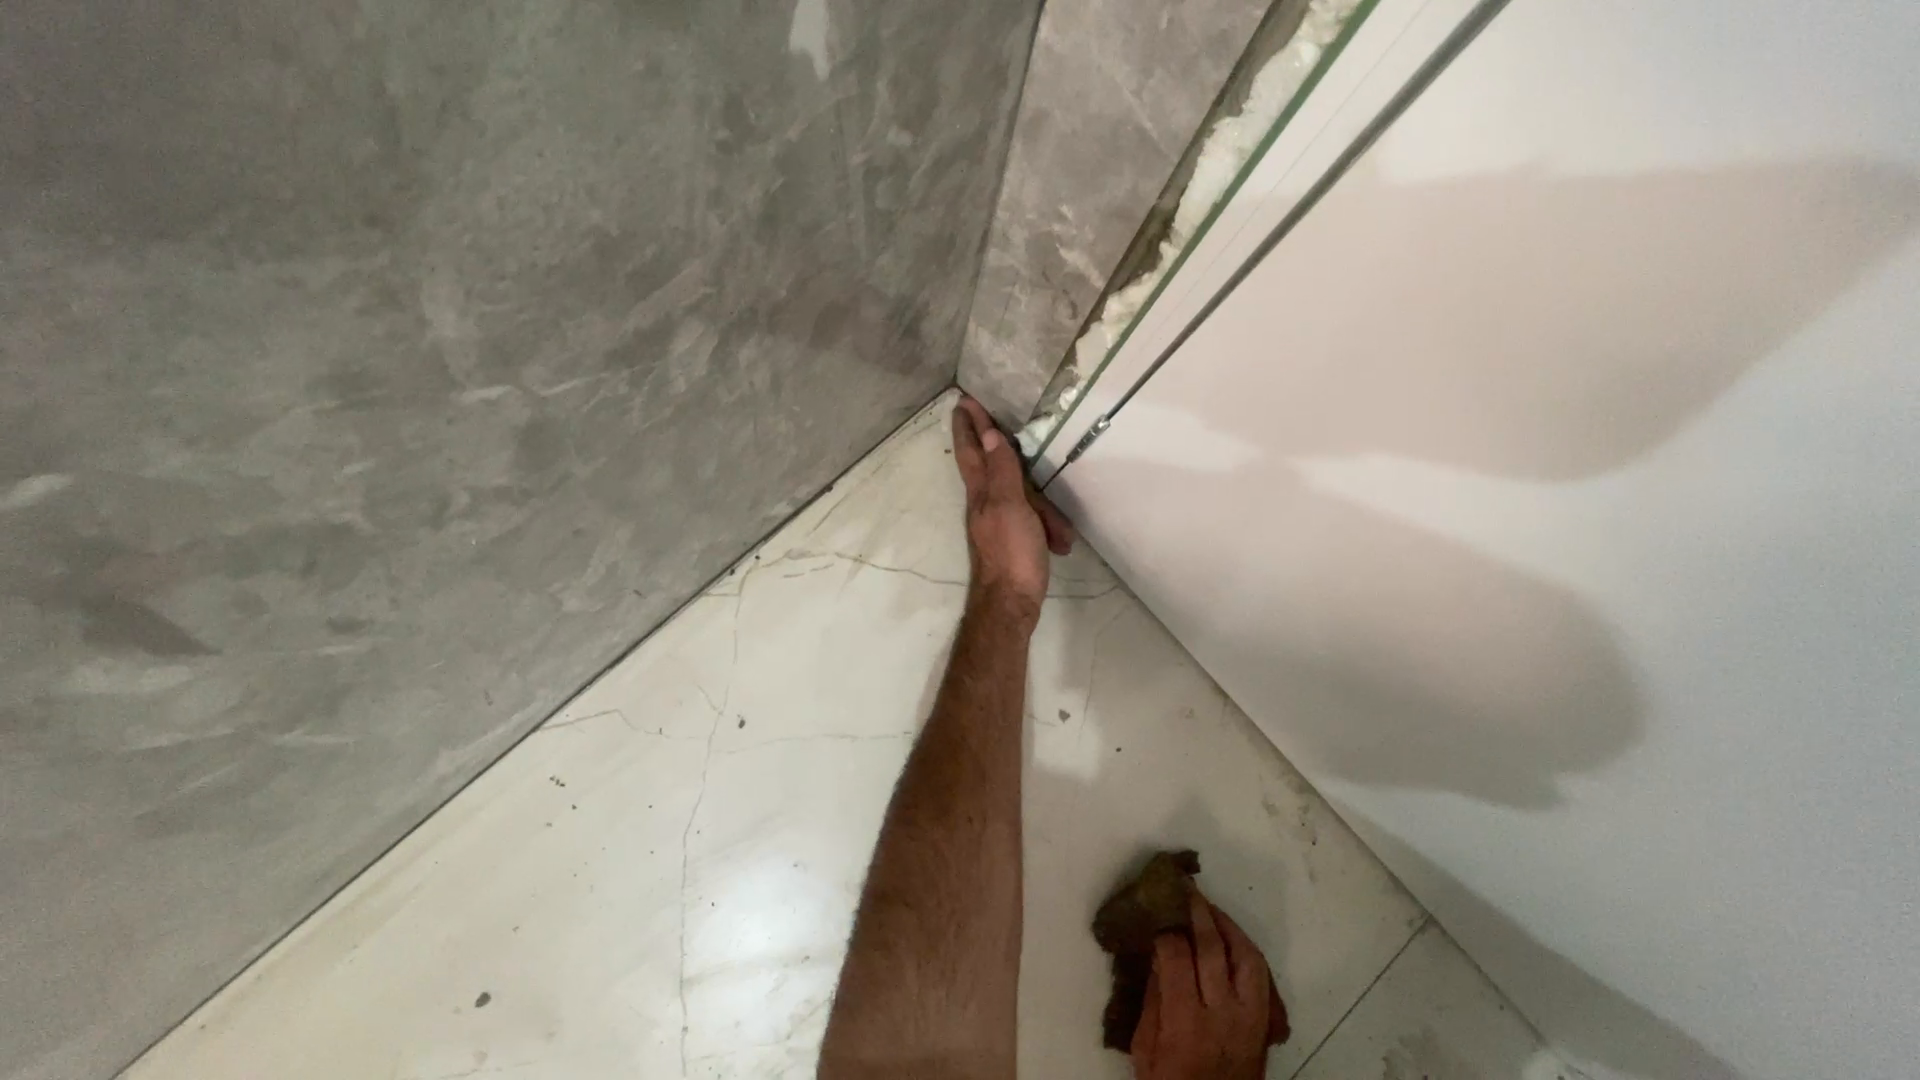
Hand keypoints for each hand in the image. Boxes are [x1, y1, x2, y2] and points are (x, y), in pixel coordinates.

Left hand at [951, 395, 1074, 619]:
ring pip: (1023, 500)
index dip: (969, 426)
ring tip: (1061, 535)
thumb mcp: (1009, 506)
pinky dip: (1047, 530)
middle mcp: (986, 504)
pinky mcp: (1013, 541)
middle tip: (1004, 424)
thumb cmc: (1011, 553)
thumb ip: (1001, 470)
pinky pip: (1033, 524)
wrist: (1011, 604)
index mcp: (982, 492)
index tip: (964, 401)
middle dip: (1006, 454)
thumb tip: (987, 433)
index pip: (972, 450)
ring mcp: (998, 524)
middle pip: (997, 470)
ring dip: (1045, 512)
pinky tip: (1060, 544)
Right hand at [1132, 892, 1273, 1079]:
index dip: (1165, 929)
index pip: (1177, 956)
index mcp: (1186, 1022)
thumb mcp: (1146, 1050)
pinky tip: (1229, 936)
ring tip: (1207, 907)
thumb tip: (1157, 955)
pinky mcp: (1264, 1022)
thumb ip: (1153, 1000)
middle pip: (1213, 948)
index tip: (1154, 912)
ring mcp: (1250, 1017)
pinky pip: (1260, 974)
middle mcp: (1223, 1013)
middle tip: (1182, 887)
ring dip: (1227, 925)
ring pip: (1246, 956)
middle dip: (1196, 912)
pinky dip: (1245, 947)